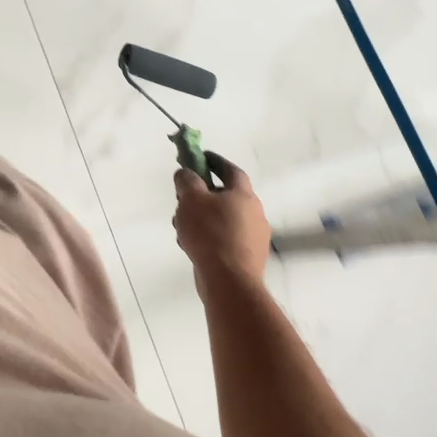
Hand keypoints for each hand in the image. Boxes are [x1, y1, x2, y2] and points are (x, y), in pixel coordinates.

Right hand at [173, 153, 271, 293]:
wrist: (229, 280)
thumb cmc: (210, 232)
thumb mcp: (190, 198)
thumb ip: (187, 180)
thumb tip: (187, 174)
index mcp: (244, 196)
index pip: (231, 171)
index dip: (215, 161)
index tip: (199, 157)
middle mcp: (254, 214)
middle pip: (225, 196)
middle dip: (201, 195)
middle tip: (182, 198)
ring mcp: (253, 238)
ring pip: (222, 218)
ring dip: (201, 217)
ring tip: (182, 226)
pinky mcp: (247, 257)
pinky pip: (224, 238)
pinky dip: (208, 236)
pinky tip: (191, 244)